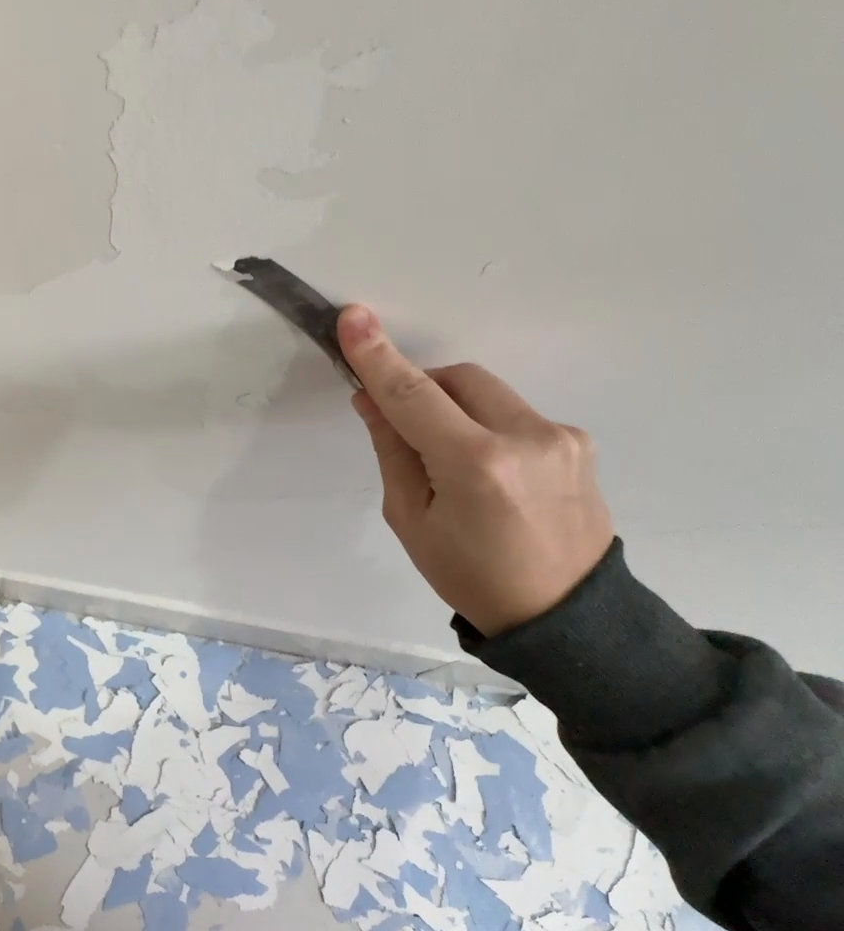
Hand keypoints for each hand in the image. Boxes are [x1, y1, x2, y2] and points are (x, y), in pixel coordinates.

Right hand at [338, 305, 614, 635]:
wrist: (563, 612)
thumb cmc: (469, 573)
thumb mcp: (410, 519)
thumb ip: (394, 451)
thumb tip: (374, 401)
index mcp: (476, 464)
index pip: (413, 396)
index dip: (377, 357)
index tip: (352, 318)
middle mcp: (527, 437)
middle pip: (457, 379)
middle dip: (421, 389)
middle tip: (399, 426)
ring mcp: (561, 436)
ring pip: (487, 394)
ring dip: (453, 409)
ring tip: (448, 463)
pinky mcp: (577, 441)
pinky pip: (514, 415)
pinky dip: (484, 427)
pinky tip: (485, 473)